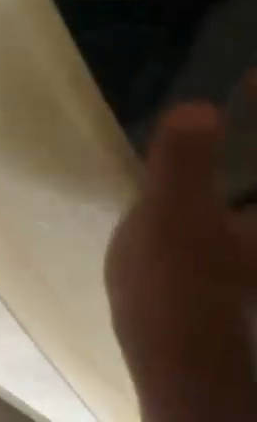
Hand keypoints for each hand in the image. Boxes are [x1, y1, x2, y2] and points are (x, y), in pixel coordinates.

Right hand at [105, 90, 256, 421]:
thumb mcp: (173, 216)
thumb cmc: (182, 281)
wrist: (179, 350)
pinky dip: (224, 170)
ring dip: (234, 148)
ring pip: (244, 180)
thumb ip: (186, 161)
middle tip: (237, 89)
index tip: (253, 71)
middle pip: (252, 164)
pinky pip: (235, 192)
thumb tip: (201, 107)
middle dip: (245, 126)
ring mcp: (254, 233)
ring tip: (220, 118)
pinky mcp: (237, 243)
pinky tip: (201, 160)